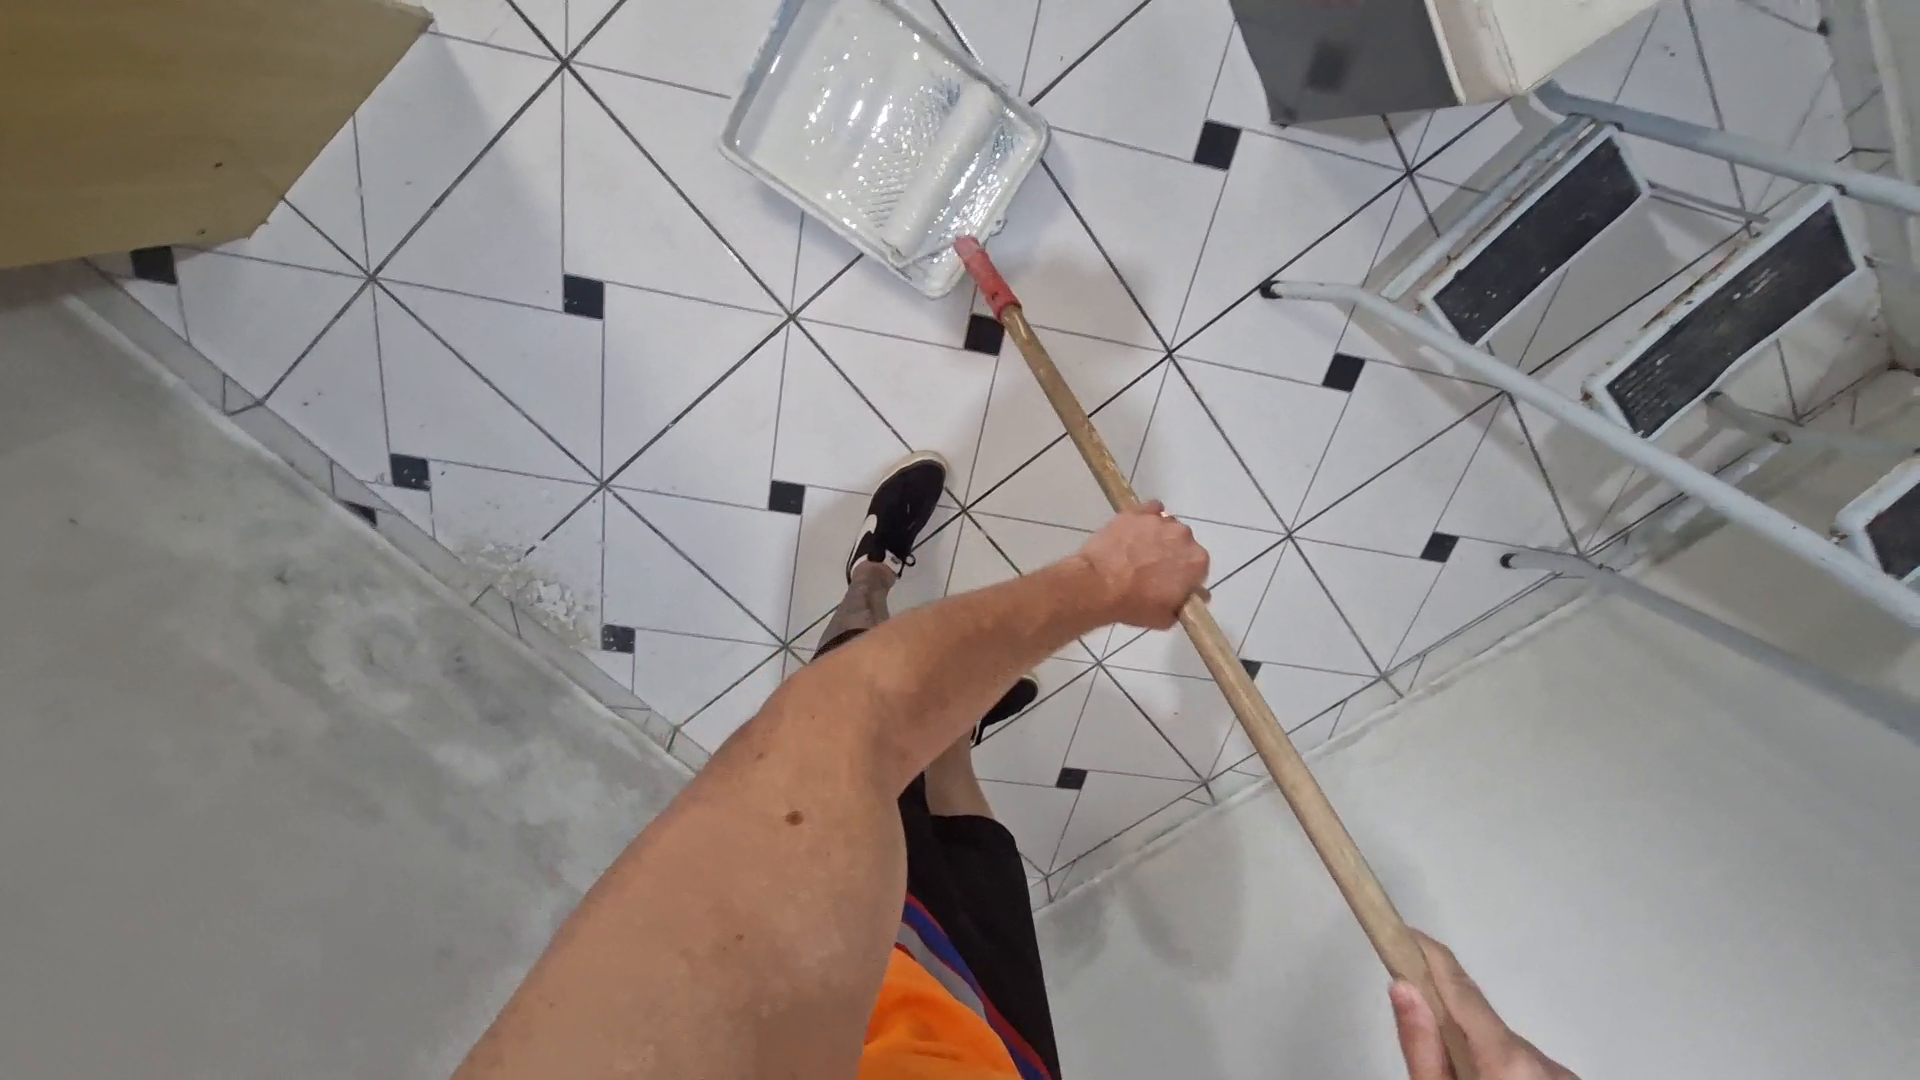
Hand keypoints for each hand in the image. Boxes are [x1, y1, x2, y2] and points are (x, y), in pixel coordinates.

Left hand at [1075, 501, 1209, 629]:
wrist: (1097, 586)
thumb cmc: (1134, 605)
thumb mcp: (1167, 617)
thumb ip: (1187, 602)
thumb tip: (1196, 593)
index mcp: (1197, 562)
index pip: (1197, 567)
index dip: (1183, 575)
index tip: (1169, 581)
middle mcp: (1184, 536)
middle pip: (1182, 543)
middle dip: (1171, 553)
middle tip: (1150, 567)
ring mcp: (1158, 521)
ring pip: (1165, 525)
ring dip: (1157, 536)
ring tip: (1136, 550)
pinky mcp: (1136, 512)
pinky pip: (1149, 509)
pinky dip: (1146, 516)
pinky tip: (1135, 528)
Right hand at [1391, 932, 1578, 1079]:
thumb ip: (1422, 1047)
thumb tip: (1401, 985)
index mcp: (1508, 1057)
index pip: (1460, 987)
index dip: (1429, 954)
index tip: (1401, 930)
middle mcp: (1545, 1059)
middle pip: (1480, 1019)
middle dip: (1449, 1018)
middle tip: (1423, 1036)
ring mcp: (1565, 1074)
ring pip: (1503, 1043)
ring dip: (1478, 1047)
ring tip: (1462, 1076)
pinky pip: (1526, 1062)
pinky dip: (1503, 1066)